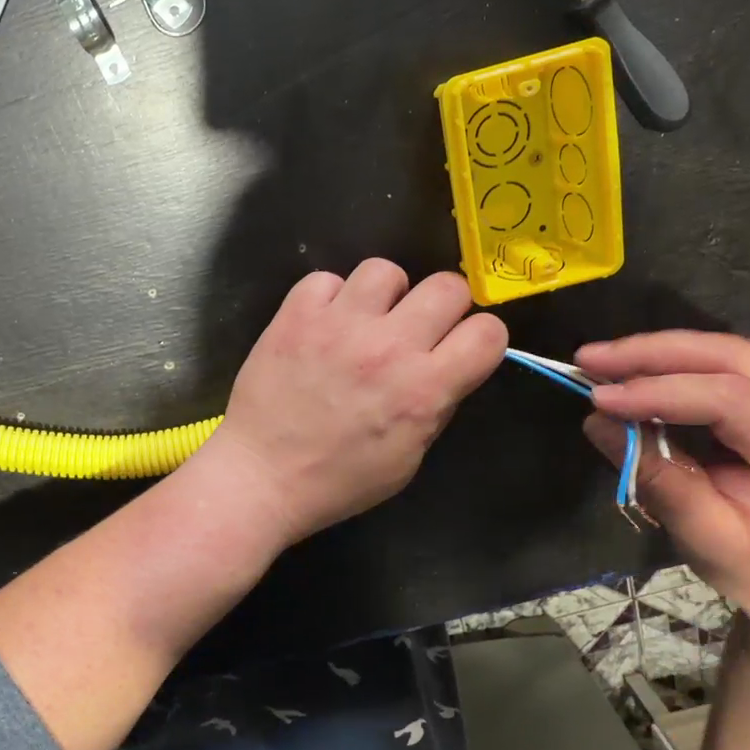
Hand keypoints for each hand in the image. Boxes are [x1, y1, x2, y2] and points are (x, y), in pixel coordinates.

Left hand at [197, 260, 508, 548]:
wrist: (262, 475)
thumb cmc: (339, 479)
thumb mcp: (409, 457)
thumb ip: (435, 404)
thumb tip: (448, 366)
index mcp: (424, 389)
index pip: (487, 332)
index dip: (480, 338)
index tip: (461, 348)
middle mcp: (387, 347)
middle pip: (447, 285)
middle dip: (442, 306)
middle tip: (417, 329)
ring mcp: (338, 324)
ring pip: (385, 270)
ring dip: (384, 294)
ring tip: (366, 320)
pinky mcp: (295, 315)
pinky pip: (325, 279)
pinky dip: (328, 297)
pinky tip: (322, 323)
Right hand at [577, 331, 749, 637]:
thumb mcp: (706, 535)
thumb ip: (655, 474)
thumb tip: (597, 422)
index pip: (732, 398)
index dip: (660, 390)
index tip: (599, 397)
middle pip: (736, 358)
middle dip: (657, 352)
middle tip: (592, 358)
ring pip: (735, 354)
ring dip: (666, 354)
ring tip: (607, 361)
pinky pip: (738, 370)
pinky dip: (683, 367)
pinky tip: (642, 374)